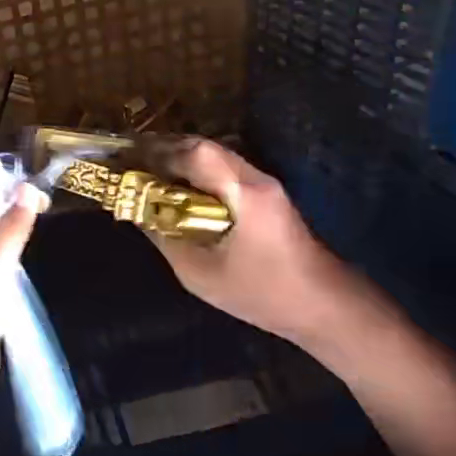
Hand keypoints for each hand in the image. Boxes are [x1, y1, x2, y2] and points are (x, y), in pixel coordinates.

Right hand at [150, 140, 387, 351]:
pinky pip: (221, 170)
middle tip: (130, 163)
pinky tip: (175, 188)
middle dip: (163, 150)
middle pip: (203, 147)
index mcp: (245, 194)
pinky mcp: (265, 195)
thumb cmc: (263, 293)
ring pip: (213, 155)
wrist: (327, 308)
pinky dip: (193, 171)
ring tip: (145, 173)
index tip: (128, 162)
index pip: (197, 154)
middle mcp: (256, 179)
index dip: (159, 152)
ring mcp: (264, 185)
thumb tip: (135, 212)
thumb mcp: (201, 274)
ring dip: (178, 158)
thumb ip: (165, 238)